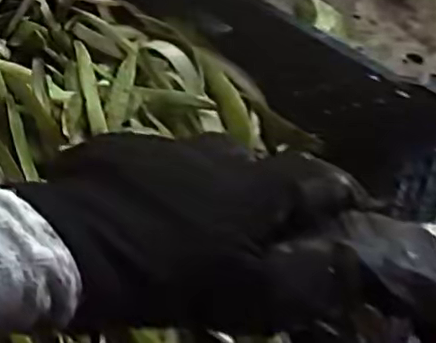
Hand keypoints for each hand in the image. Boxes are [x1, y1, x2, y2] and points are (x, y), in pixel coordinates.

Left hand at [9, 133, 435, 334]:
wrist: (83, 242)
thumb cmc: (179, 275)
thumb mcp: (263, 294)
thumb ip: (317, 271)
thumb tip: (352, 252)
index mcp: (251, 181)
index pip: (314, 173)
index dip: (339, 195)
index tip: (348, 217)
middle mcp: (206, 148)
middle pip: (256, 162)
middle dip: (272, 190)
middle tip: (273, 226)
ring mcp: (156, 141)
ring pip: (204, 157)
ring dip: (218, 182)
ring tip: (215, 218)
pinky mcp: (116, 144)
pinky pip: (160, 158)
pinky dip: (172, 178)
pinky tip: (162, 206)